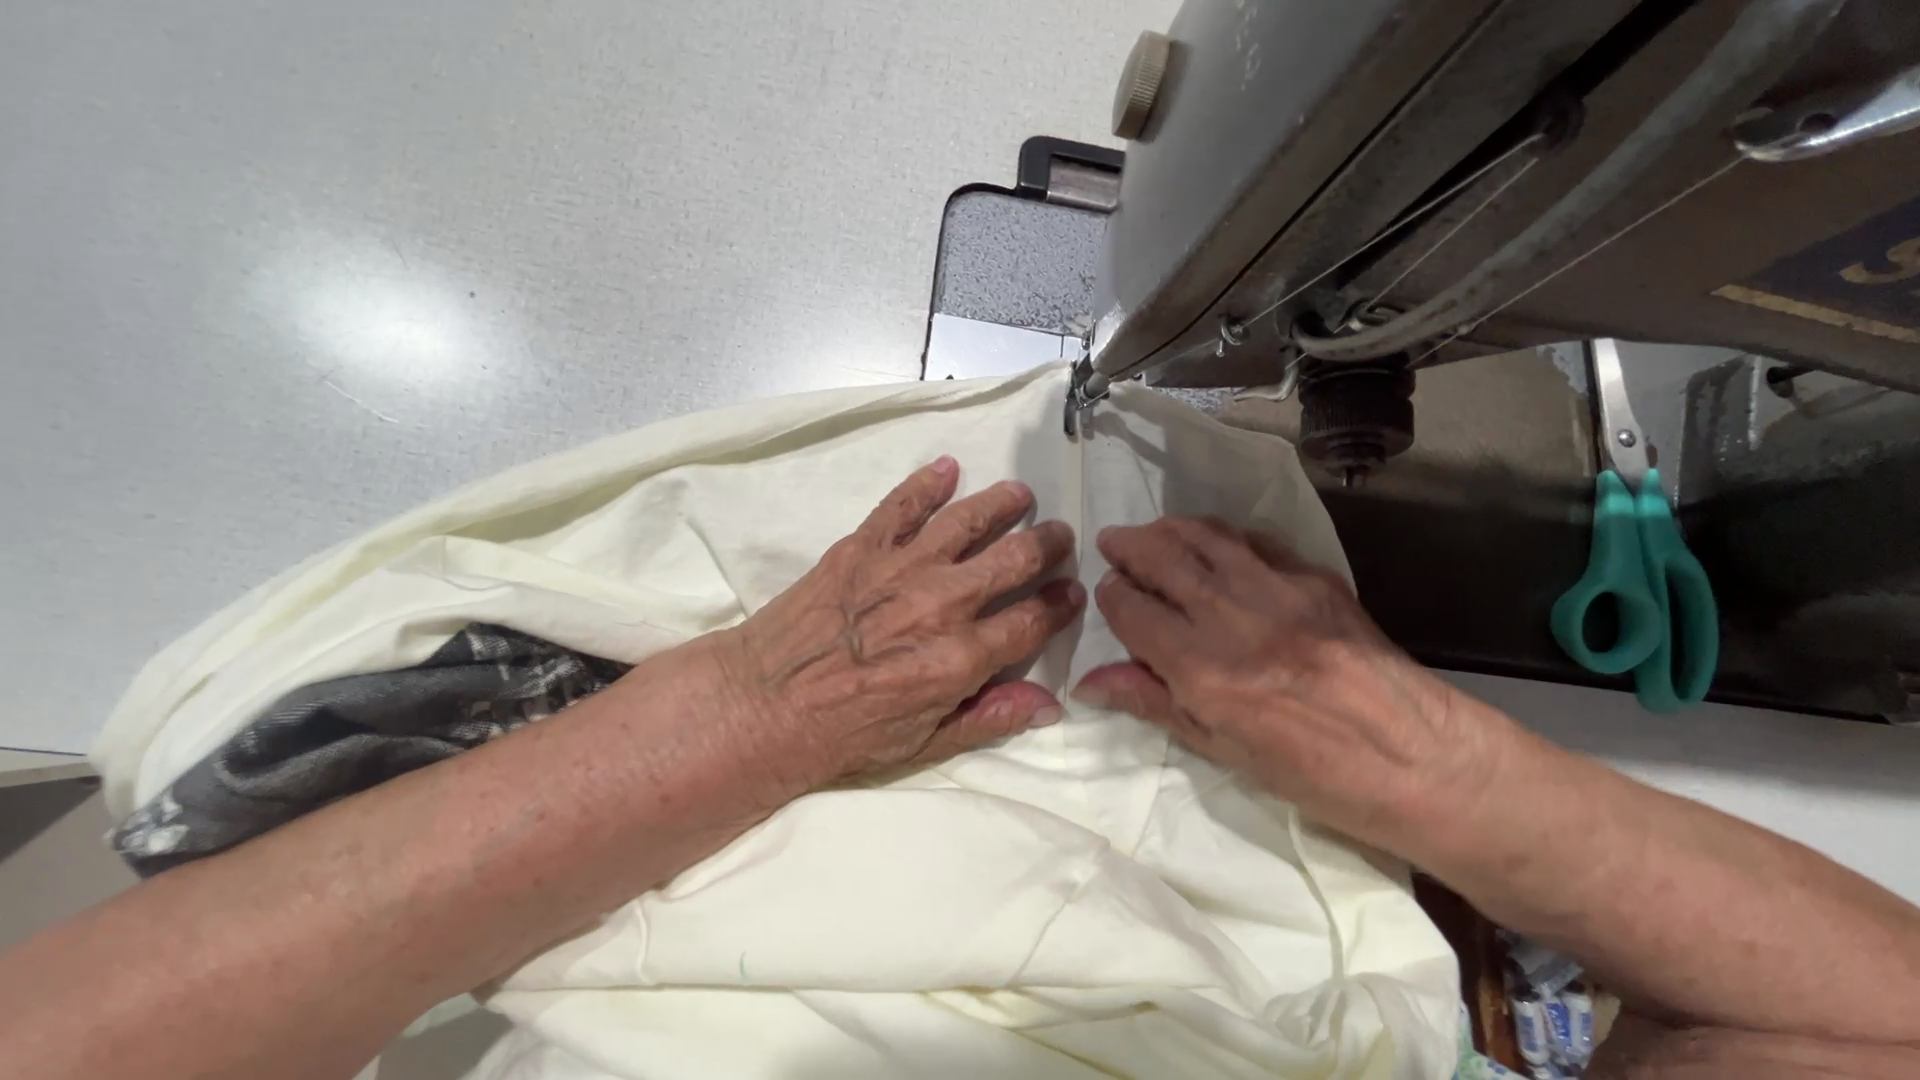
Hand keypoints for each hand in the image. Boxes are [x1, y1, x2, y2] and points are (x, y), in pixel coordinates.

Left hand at [714, 457, 1083, 800]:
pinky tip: (948, 467)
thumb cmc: (845, 733)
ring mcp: (901, 567)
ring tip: (1020, 494)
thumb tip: (1051, 705)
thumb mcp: (924, 745)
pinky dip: (927, 482)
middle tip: (1059, 535)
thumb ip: (989, 718)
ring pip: (967, 521)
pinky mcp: (861, 546)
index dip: (1060, 605)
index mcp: (960, 658)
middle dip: (1046, 544)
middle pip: (1012, 560)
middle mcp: (941, 603)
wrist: (764, 704)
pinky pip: (902, 503)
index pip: (1032, 621)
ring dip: (1001, 503)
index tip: (1073, 592)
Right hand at [1071, 518, 1508, 850]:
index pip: (1133, 610)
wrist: (1419, 761)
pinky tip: (1217, 546)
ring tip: (1153, 533)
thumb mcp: (1223, 752)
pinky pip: (1257, 541)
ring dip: (1170, 529)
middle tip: (1112, 542)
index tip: (1107, 594)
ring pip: (1207, 537)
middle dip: (1128, 545)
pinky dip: (1225, 537)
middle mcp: (1236, 620)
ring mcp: (1280, 592)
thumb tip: (1090, 682)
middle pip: (1163, 558)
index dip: (1111, 597)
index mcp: (1205, 673)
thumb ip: (1154, 703)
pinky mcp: (1318, 579)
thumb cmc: (1314, 775)